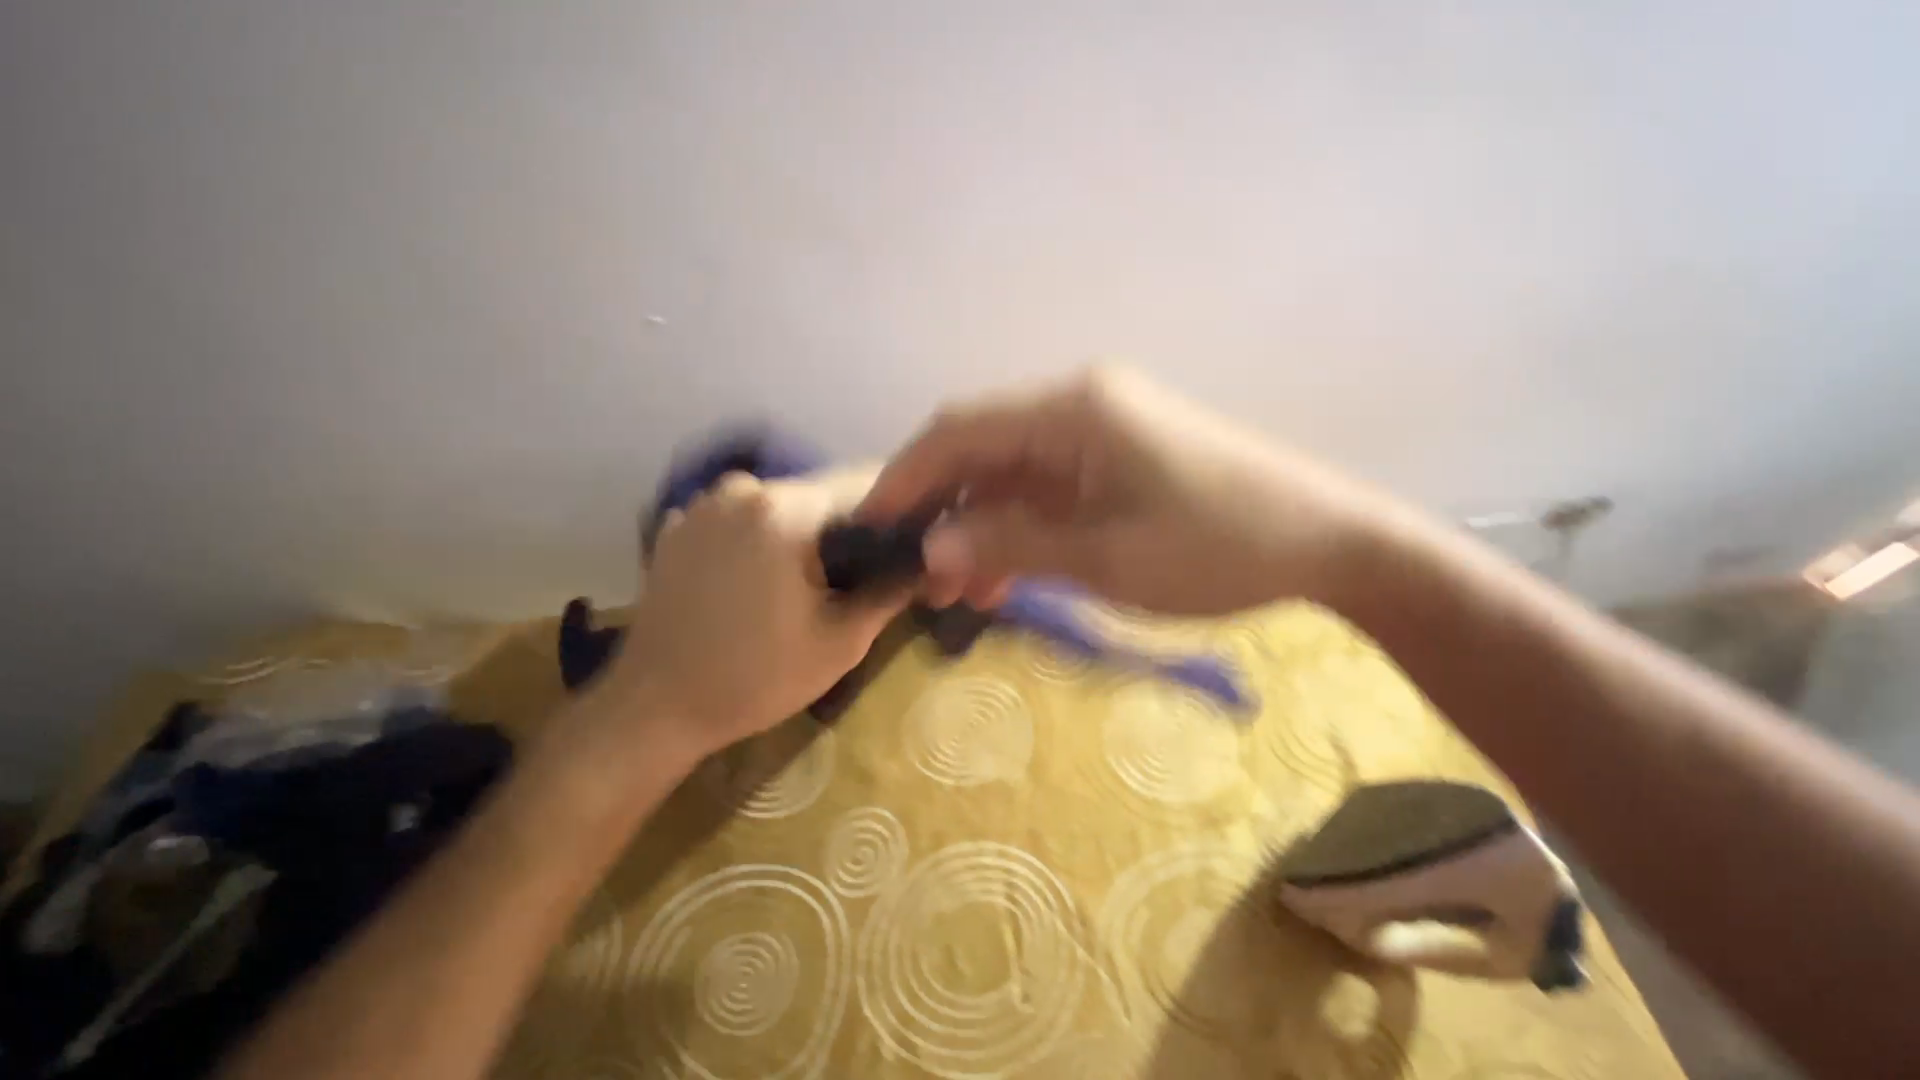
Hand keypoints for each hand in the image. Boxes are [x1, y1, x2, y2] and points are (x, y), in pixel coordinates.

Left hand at [605, 472, 909, 758]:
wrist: (655, 709)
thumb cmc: (755, 678)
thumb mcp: (841, 642)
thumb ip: (890, 590)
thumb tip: (926, 559)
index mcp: (784, 508)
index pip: (864, 488)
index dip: (894, 518)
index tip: (909, 549)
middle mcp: (740, 489)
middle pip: (819, 496)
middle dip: (846, 530)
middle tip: (863, 577)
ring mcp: (702, 505)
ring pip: (778, 508)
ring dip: (801, 537)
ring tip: (813, 586)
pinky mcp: (676, 528)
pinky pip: (739, 523)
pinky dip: (759, 543)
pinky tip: (762, 586)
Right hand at [857, 366, 1399, 615]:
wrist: (1330, 542)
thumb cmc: (1219, 547)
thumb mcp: (1106, 558)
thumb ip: (1011, 546)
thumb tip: (930, 551)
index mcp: (1073, 410)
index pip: (958, 430)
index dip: (904, 479)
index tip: (868, 532)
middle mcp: (1079, 405)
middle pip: (980, 448)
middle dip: (938, 509)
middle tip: (909, 576)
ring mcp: (1103, 431)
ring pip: (1012, 473)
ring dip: (978, 526)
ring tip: (954, 594)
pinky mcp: (1121, 459)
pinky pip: (1049, 488)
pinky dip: (1020, 527)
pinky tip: (1004, 577)